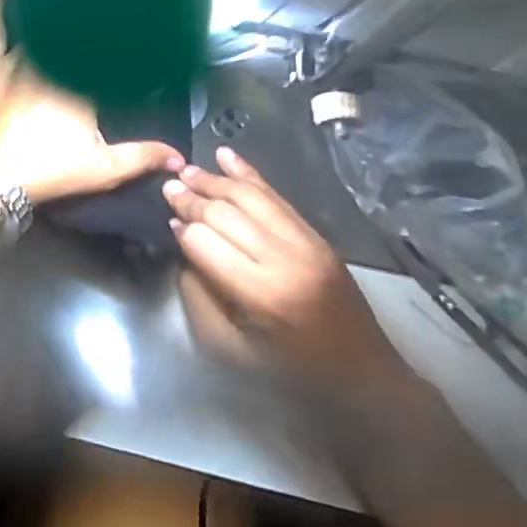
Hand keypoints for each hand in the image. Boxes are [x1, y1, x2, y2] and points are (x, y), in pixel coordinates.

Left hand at [0, 0, 183, 204]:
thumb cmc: (48, 170)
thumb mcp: (102, 168)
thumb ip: (141, 156)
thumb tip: (178, 156)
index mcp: (84, 86)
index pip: (108, 56)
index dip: (120, 42)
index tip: (134, 29)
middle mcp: (52, 64)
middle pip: (74, 36)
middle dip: (89, 22)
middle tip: (100, 6)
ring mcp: (19, 61)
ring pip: (39, 28)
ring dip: (51, 13)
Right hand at [165, 148, 416, 397]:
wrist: (361, 370)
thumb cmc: (292, 371)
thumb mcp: (234, 350)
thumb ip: (202, 298)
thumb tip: (186, 248)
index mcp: (262, 293)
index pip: (207, 243)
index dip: (183, 229)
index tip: (165, 218)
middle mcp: (284, 257)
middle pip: (227, 214)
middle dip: (194, 198)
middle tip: (169, 185)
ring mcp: (305, 239)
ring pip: (251, 196)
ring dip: (216, 180)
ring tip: (188, 170)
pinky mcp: (315, 233)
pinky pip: (276, 195)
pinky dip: (249, 173)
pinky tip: (227, 156)